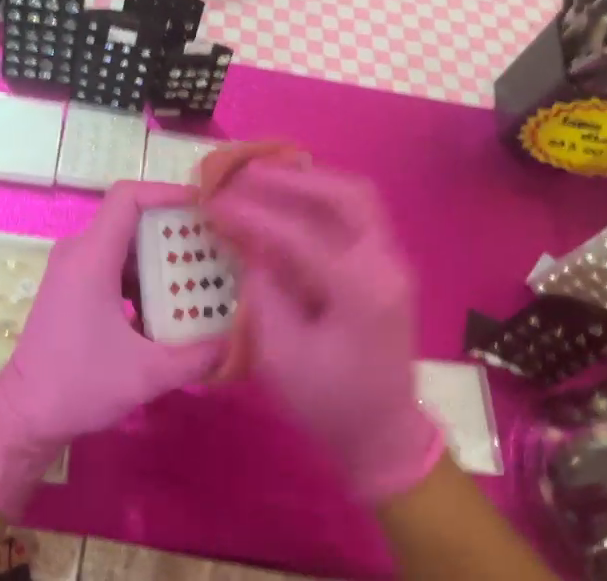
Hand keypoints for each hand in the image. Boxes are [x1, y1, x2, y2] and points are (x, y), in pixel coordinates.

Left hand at [0, 182, 224, 515]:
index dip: (167, 192)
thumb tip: (241, 339)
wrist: (26, 414)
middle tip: (216, 247)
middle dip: (174, 230)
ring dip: (160, 257)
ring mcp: (72, 270)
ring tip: (201, 277)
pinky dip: (142, 277)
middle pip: (131, 220)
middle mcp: (79, 252)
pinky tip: (169, 307)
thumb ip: (199, 355)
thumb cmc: (81, 384)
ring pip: (123, 245)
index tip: (205, 207)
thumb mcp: (149, 373)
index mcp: (92, 256)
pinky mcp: (72, 289)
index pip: (128, 197)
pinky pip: (113, 266)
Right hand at [206, 163, 443, 502]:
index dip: (253, 215)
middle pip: (346, 195)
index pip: (301, 235)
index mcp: (361, 291)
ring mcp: (391, 263)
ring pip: (356, 198)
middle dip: (293, 178)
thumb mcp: (280, 354)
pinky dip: (320, 199)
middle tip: (245, 173)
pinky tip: (287, 198)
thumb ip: (261, 289)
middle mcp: (385, 265)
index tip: (214, 202)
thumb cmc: (328, 401)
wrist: (383, 433)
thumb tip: (242, 241)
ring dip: (309, 182)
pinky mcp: (385, 266)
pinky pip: (355, 215)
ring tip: (263, 176)